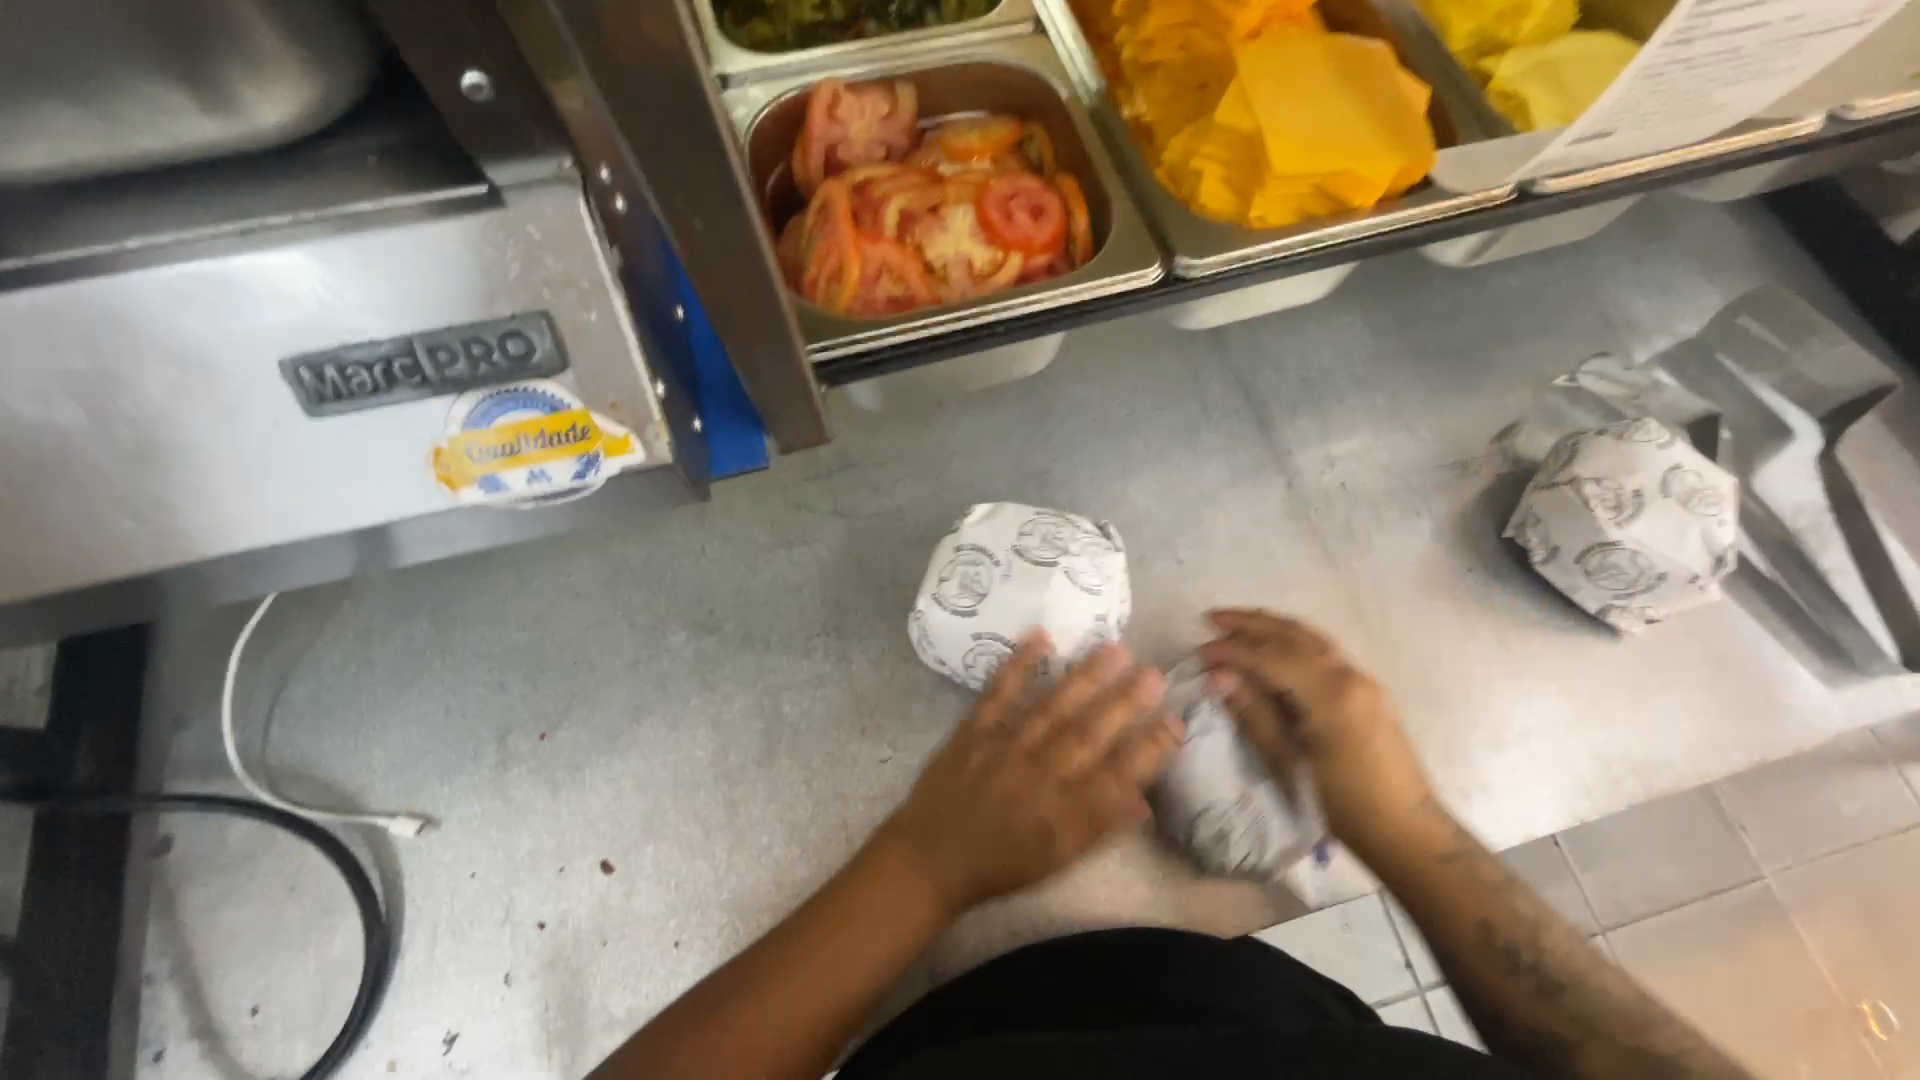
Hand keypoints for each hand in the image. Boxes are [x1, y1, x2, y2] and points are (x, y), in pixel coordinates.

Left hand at [879, 633, 1183, 916]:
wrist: (932, 859)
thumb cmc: (1004, 863)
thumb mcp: (1060, 859)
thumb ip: (1102, 826)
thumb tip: (1144, 799)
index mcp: (1066, 818)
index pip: (1118, 779)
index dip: (1150, 750)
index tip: (1176, 722)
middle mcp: (1040, 779)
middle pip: (1090, 735)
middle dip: (1126, 703)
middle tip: (1155, 674)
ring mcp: (1005, 750)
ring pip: (1053, 708)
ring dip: (1086, 677)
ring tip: (1115, 649)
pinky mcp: (974, 731)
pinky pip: (1000, 693)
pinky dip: (1019, 664)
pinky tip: (1042, 637)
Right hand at [1197, 610, 1433, 852]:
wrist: (1406, 831)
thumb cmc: (1343, 805)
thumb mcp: (1290, 762)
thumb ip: (1254, 714)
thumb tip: (1219, 677)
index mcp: (1331, 694)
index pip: (1271, 657)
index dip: (1232, 651)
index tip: (1199, 653)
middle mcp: (1350, 675)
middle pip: (1294, 635)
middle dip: (1251, 623)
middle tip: (1211, 618)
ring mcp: (1363, 681)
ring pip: (1312, 639)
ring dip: (1272, 628)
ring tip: (1237, 626)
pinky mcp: (1366, 692)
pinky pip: (1324, 653)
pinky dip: (1292, 642)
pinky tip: (1273, 650)